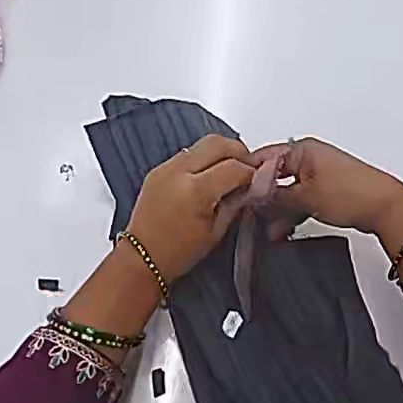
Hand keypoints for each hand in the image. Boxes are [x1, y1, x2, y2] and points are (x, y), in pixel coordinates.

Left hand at [124, 134, 257, 280]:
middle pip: (219, 143)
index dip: (252, 172)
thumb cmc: (178, 252)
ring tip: (229, 173)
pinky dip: (204, 159)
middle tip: (248, 169)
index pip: (234, 167)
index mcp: (195, 191)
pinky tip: (210, 177)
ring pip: (202, 144)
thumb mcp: (217, 230)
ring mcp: (165, 168)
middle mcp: (178, 173)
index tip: (260, 179)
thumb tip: (252, 185)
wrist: (142, 258)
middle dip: (239, 153)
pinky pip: (188, 153)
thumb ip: (236, 202)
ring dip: (221, 153)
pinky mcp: (158, 169)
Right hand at [249, 137, 402, 236]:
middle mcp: (309, 157)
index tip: (236, 195)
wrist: (385, 208)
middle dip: (262, 197)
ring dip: (277, 209)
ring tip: (266, 228)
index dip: (247, 177)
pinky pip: (301, 199)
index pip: (264, 159)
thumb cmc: (353, 194)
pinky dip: (292, 212)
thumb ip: (276, 196)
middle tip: (247, 214)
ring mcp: (318, 174)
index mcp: (302, 149)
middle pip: (275, 175)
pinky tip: (283, 230)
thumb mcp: (305, 197)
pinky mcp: (327, 190)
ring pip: (288, 190)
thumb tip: (254, 195)